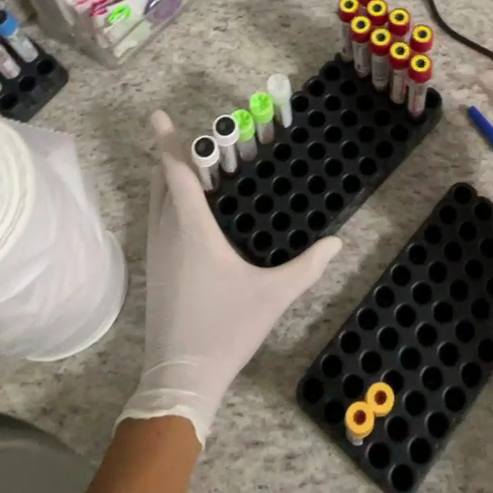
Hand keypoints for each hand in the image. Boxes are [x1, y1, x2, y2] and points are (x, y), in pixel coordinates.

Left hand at [118, 111, 341, 444]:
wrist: (179, 377)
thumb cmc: (225, 330)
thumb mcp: (272, 297)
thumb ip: (306, 268)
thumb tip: (337, 242)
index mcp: (192, 231)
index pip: (178, 175)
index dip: (168, 142)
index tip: (159, 115)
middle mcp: (168, 234)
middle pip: (161, 182)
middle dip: (170, 155)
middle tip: (190, 134)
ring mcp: (157, 253)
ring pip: (156, 201)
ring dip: (168, 178)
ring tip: (191, 163)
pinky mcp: (155, 269)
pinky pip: (157, 219)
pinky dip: (168, 200)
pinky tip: (188, 209)